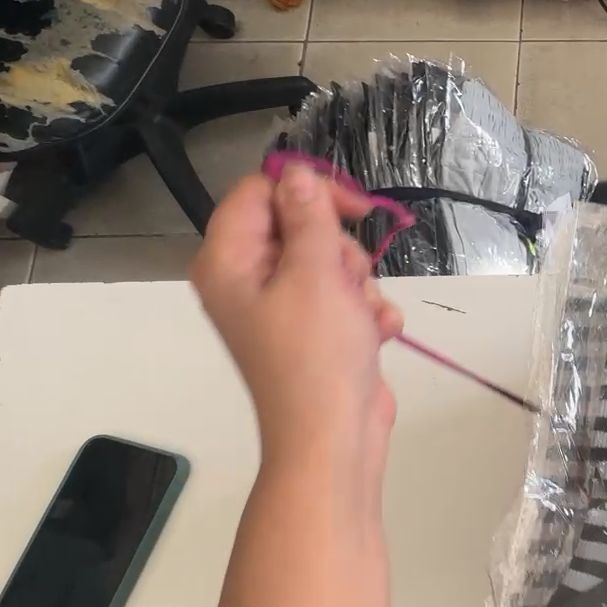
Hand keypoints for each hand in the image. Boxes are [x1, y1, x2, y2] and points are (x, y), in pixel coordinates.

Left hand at [191, 165, 403, 467]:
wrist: (334, 431)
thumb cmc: (317, 355)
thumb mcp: (316, 277)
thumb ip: (310, 221)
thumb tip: (298, 174)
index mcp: (230, 261)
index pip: (261, 195)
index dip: (308, 193)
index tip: (356, 208)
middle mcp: (251, 279)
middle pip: (304, 230)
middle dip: (343, 251)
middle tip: (351, 279)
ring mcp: (287, 308)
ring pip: (337, 266)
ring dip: (365, 286)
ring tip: (365, 317)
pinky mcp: (320, 331)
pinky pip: (352, 300)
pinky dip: (371, 313)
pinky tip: (377, 334)